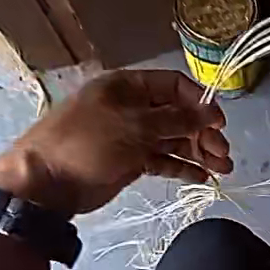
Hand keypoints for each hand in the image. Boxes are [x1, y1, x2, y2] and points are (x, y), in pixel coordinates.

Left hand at [0, 69, 232, 215]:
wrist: (46, 183)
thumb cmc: (87, 143)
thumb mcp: (135, 125)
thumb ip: (178, 119)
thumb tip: (213, 113)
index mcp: (128, 87)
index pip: (176, 86)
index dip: (201, 103)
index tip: (219, 124)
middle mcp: (133, 108)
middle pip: (180, 116)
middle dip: (204, 134)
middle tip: (223, 154)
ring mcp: (133, 135)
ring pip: (176, 140)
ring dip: (200, 153)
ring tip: (223, 169)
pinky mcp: (132, 160)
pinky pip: (165, 159)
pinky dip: (183, 167)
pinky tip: (202, 177)